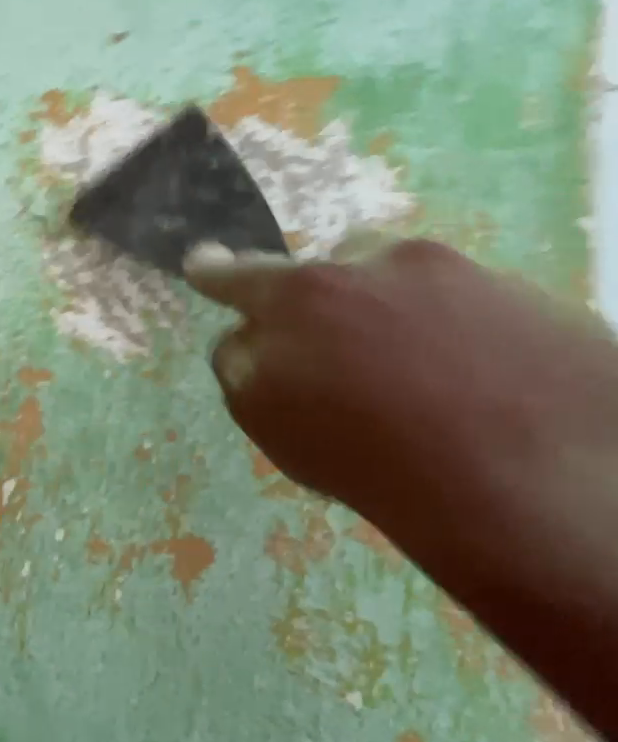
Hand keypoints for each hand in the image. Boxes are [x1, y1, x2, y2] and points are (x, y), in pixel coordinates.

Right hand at [184, 237, 617, 537]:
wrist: (527, 479)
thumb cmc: (363, 450)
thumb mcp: (265, 416)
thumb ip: (241, 363)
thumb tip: (247, 337)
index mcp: (301, 293)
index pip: (241, 277)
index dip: (217, 274)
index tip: (203, 262)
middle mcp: (381, 265)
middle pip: (331, 270)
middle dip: (321, 299)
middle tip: (334, 352)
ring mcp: (469, 275)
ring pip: (406, 282)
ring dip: (392, 311)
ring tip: (409, 372)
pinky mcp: (538, 299)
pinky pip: (476, 307)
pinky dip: (459, 335)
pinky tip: (469, 385)